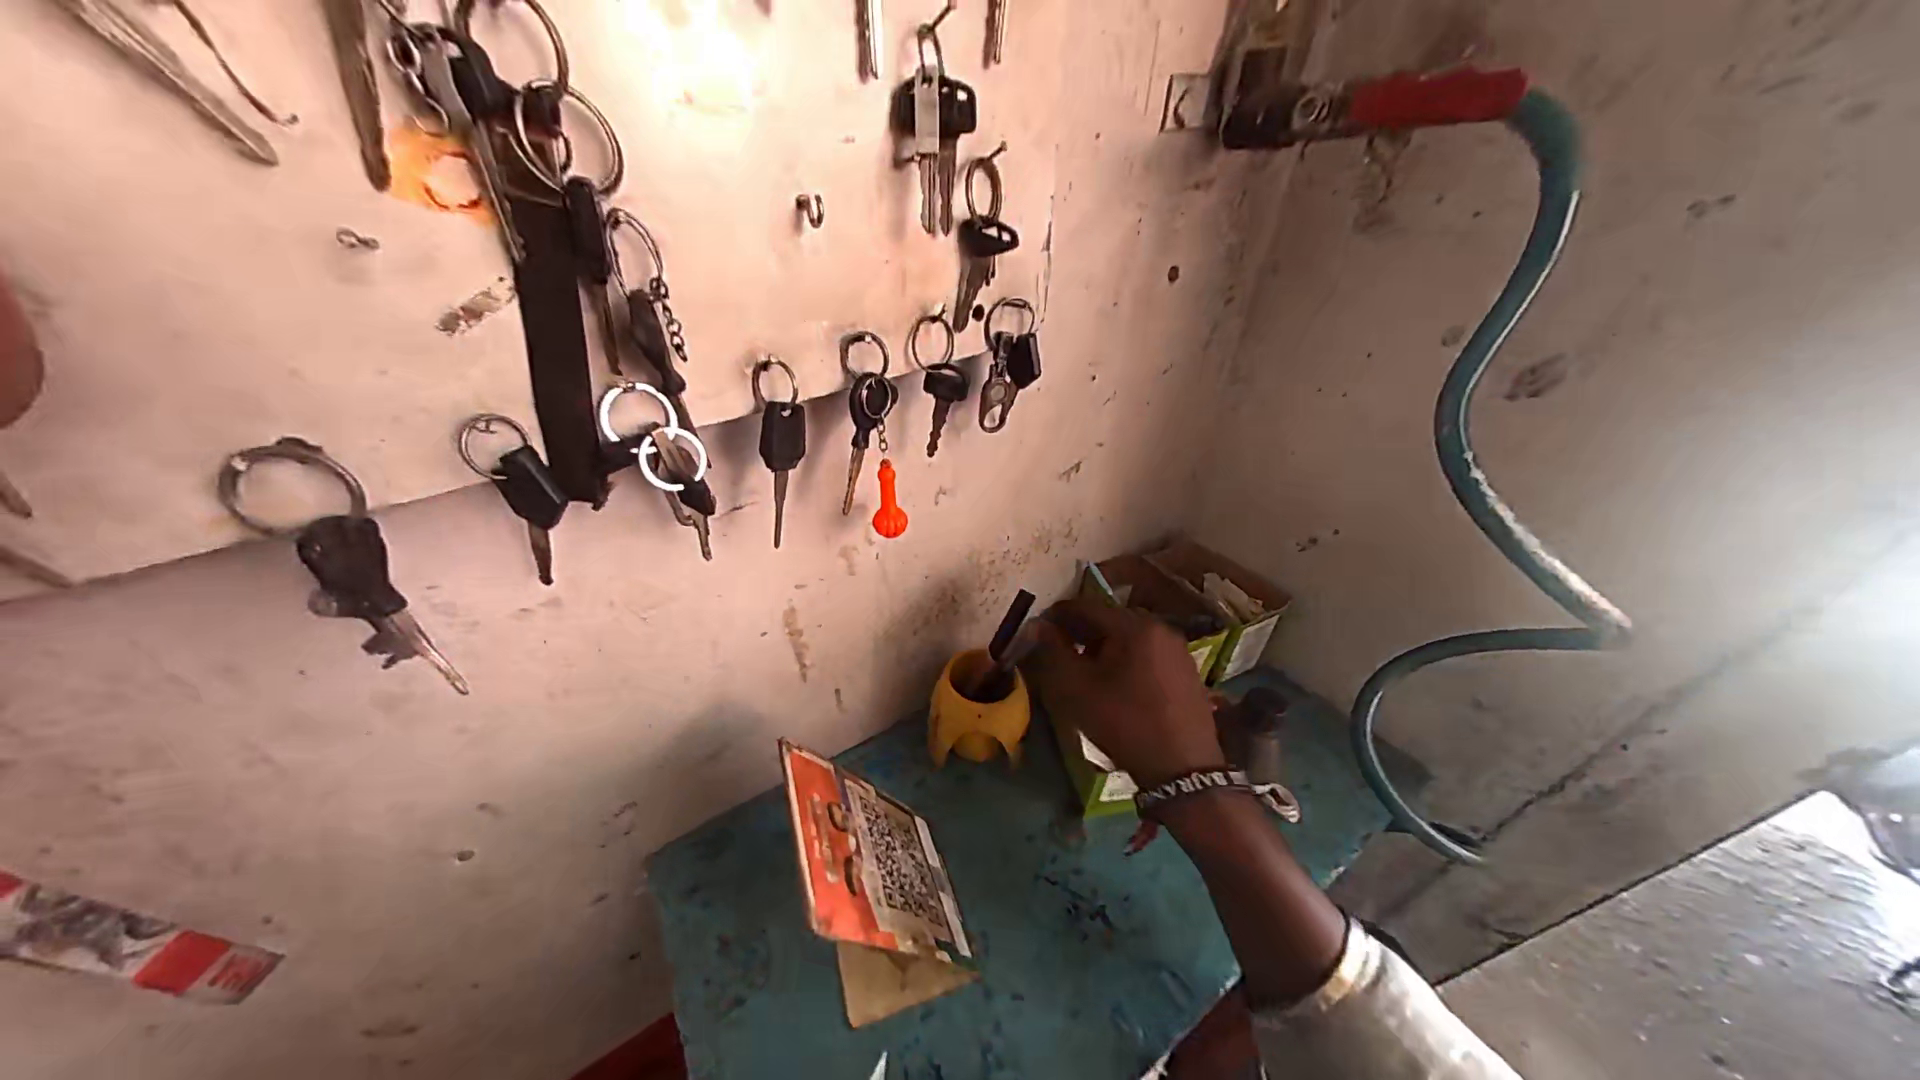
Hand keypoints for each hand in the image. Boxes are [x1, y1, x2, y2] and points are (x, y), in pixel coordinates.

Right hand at [1019, 597, 1225, 786]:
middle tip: (1059, 651)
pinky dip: (1126, 659)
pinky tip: (1117, 684)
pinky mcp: (1187, 671)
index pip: (1086, 606)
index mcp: (1134, 626)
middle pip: (1110, 619)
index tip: (1038, 629)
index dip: (1057, 615)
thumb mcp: (1076, 689)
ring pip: (1130, 636)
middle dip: (1081, 631)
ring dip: (1104, 646)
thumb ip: (1053, 651)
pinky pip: (1148, 653)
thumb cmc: (1124, 723)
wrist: (1182, 770)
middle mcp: (1160, 627)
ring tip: (1087, 671)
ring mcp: (1178, 649)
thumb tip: (1037, 626)